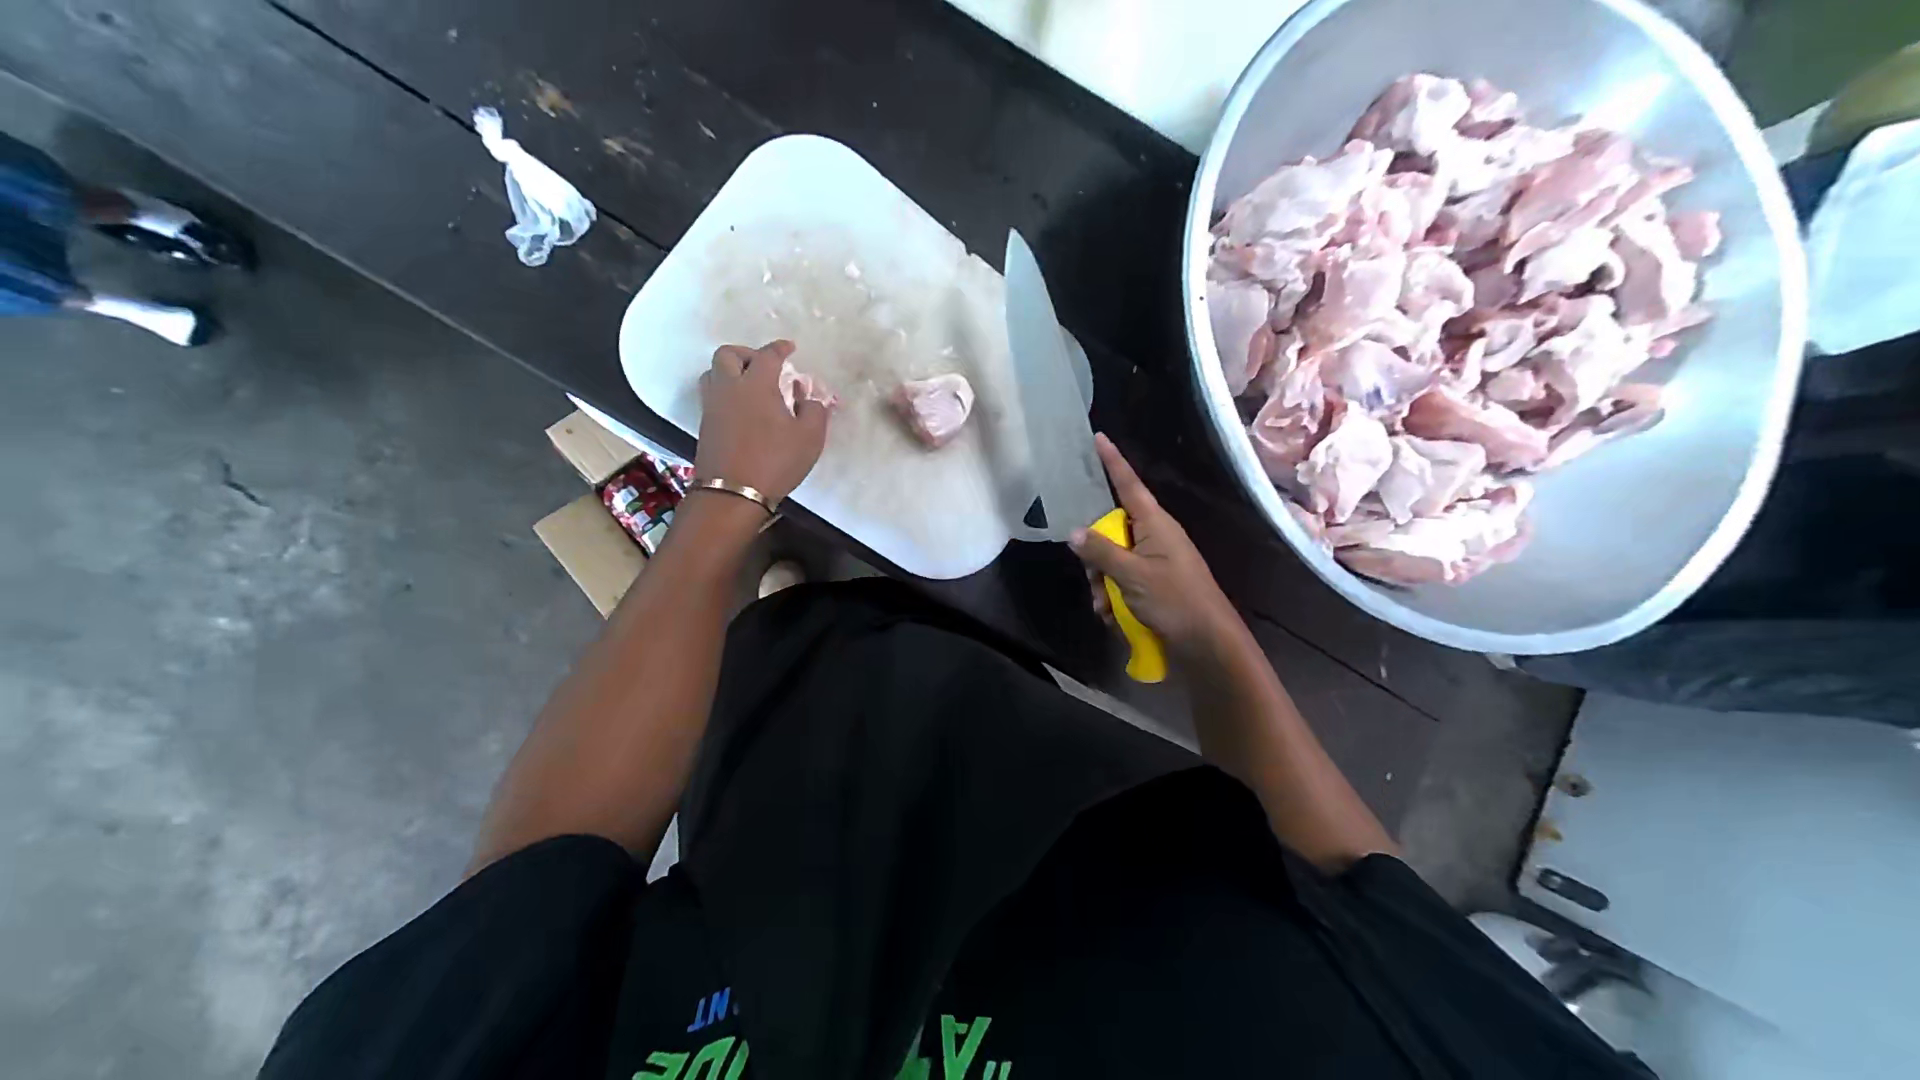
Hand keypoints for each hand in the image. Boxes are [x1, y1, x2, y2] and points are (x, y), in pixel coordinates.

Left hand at [695, 340, 830, 502]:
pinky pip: (712, 395)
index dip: (780, 348)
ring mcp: (712, 407)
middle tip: (764, 365)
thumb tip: (808, 397)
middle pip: (728, 354)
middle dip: (747, 353)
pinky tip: (743, 408)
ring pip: (713, 373)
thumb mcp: (810, 438)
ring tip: (750, 384)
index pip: (767, 355)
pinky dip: (726, 392)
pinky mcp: (705, 425)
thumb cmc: (775, 461)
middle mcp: (728, 388)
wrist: (733, 493)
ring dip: (731, 371)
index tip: (789, 348)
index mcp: (756, 384)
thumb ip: (815, 411)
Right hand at [1068, 434, 1245, 660]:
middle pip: (1110, 531)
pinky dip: (1114, 600)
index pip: (1129, 484)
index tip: (1098, 438)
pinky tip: (1115, 619)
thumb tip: (1075, 532)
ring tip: (1107, 608)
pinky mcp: (1154, 585)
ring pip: (1112, 561)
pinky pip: (1122, 583)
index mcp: (1155, 524)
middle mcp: (1154, 537)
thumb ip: (1101, 552)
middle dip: (1096, 558)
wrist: (1208, 643)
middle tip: (1095, 580)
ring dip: (1103, 585)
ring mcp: (1154, 562)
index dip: (1112, 462)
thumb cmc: (1174, 601)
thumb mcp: (1132, 576)